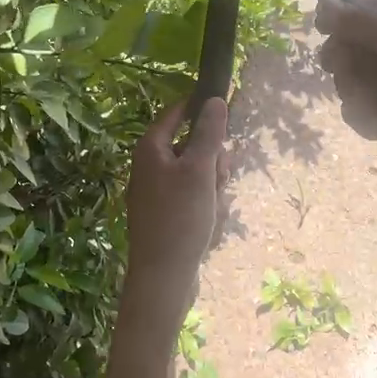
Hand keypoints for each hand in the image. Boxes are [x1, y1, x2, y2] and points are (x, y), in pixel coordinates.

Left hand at [122, 96, 228, 320]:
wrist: (163, 278)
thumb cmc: (180, 217)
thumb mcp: (200, 170)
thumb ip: (208, 133)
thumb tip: (214, 99)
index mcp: (150, 148)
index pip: (177, 113)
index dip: (201, 110)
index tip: (227, 113)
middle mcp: (149, 165)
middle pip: (192, 146)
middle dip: (213, 162)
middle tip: (219, 179)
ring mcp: (157, 191)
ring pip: (198, 175)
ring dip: (213, 189)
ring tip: (212, 210)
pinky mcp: (166, 215)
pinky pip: (194, 199)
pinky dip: (205, 208)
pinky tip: (208, 226)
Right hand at [315, 0, 376, 201]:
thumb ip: (354, 19)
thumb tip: (323, 4)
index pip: (360, 7)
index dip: (340, 24)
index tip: (325, 37)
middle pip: (350, 44)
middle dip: (347, 65)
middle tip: (357, 80)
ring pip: (353, 78)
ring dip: (357, 96)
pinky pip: (363, 106)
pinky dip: (366, 117)